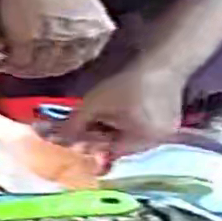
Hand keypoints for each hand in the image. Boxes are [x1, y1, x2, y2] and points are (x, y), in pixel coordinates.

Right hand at [0, 0, 115, 78]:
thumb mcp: (82, 6)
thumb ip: (80, 25)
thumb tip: (63, 41)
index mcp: (100, 29)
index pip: (84, 58)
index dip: (63, 64)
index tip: (47, 65)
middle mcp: (81, 38)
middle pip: (62, 65)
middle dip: (42, 70)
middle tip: (24, 69)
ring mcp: (54, 41)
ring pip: (40, 67)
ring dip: (24, 70)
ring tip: (10, 66)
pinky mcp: (28, 42)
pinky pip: (20, 62)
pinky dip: (9, 66)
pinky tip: (2, 63)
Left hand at [59, 63, 186, 156]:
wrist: (159, 68)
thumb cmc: (123, 88)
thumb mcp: (91, 108)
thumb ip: (73, 127)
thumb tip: (55, 140)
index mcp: (144, 139)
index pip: (109, 152)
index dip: (86, 147)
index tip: (69, 142)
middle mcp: (159, 140)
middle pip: (118, 147)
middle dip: (94, 140)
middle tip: (75, 132)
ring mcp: (165, 132)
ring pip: (126, 139)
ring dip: (105, 134)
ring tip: (88, 124)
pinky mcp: (165, 123)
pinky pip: (137, 132)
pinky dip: (118, 128)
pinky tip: (104, 119)